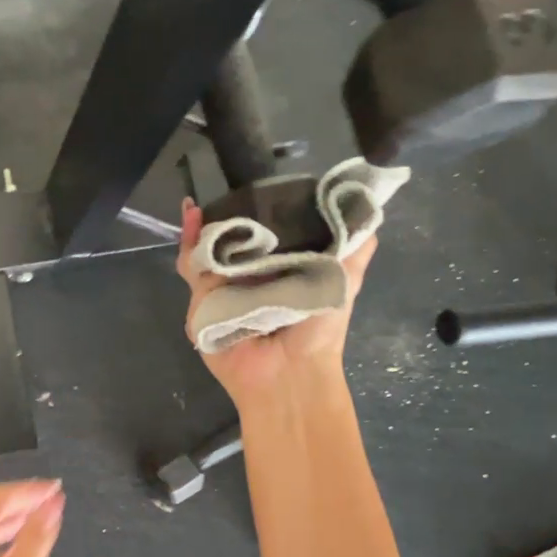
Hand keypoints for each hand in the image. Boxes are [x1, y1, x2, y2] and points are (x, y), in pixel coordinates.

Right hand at [175, 197, 375, 411]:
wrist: (289, 372)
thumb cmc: (319, 328)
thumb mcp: (345, 279)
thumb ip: (354, 246)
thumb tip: (366, 205)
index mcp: (278, 271)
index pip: (262, 235)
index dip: (255, 209)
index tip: (255, 183)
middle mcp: (246, 279)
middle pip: (228, 240)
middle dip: (220, 214)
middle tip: (221, 186)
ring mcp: (219, 291)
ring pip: (205, 251)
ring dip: (201, 225)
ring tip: (200, 200)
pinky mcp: (199, 303)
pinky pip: (193, 270)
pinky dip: (190, 244)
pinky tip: (192, 218)